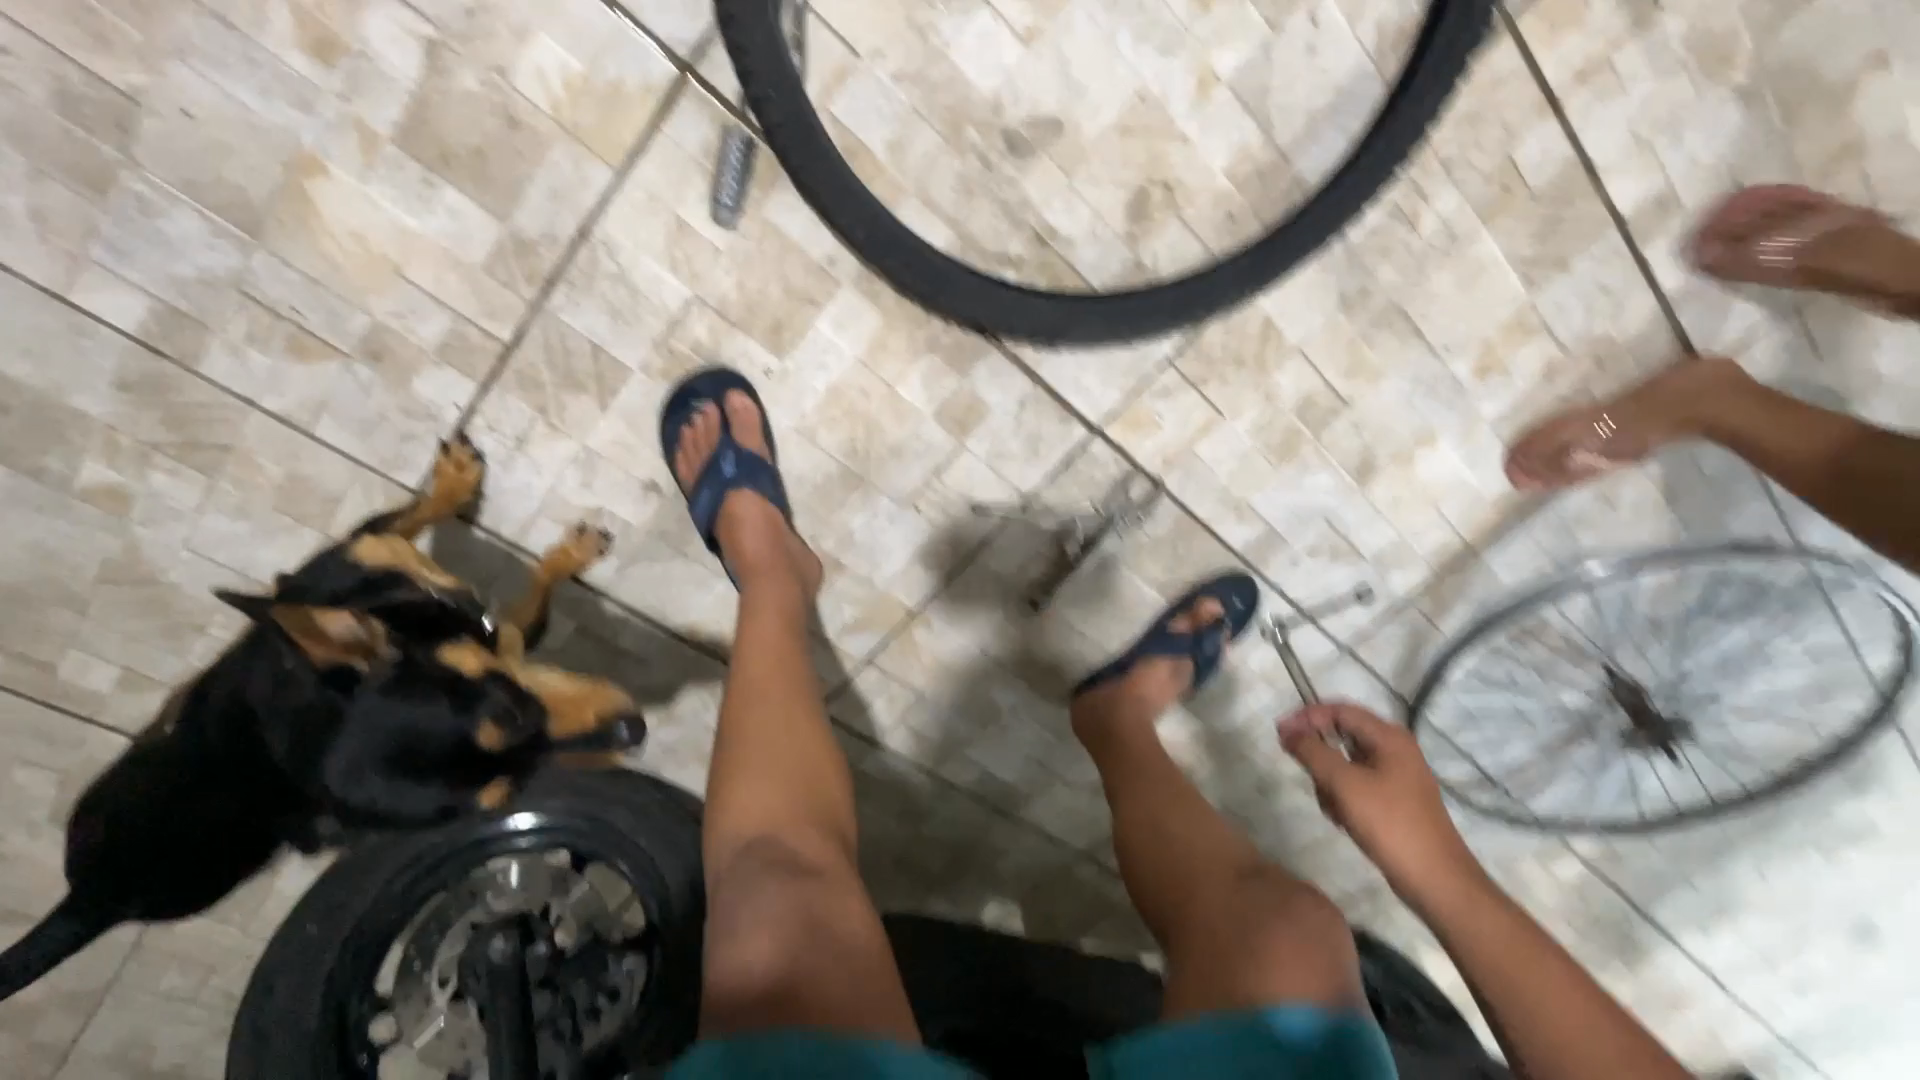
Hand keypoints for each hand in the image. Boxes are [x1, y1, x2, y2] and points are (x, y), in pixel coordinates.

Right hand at [1278, 704, 1483, 902]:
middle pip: (1341, 737)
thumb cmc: (1390, 823)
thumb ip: (1312, 752)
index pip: (1339, 710)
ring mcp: (1395, 775)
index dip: (1306, 717)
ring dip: (1330, 783)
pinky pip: (1355, 785)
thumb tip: (1287, 729)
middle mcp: (1394, 749)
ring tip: (1333, 808)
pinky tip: (1344, 820)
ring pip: (1345, 764)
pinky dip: (1343, 797)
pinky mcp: (1393, 799)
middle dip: (1320, 758)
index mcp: (1389, 737)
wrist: (1435, 878)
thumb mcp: (1344, 784)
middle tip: (1310, 779)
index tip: (1280, 734)